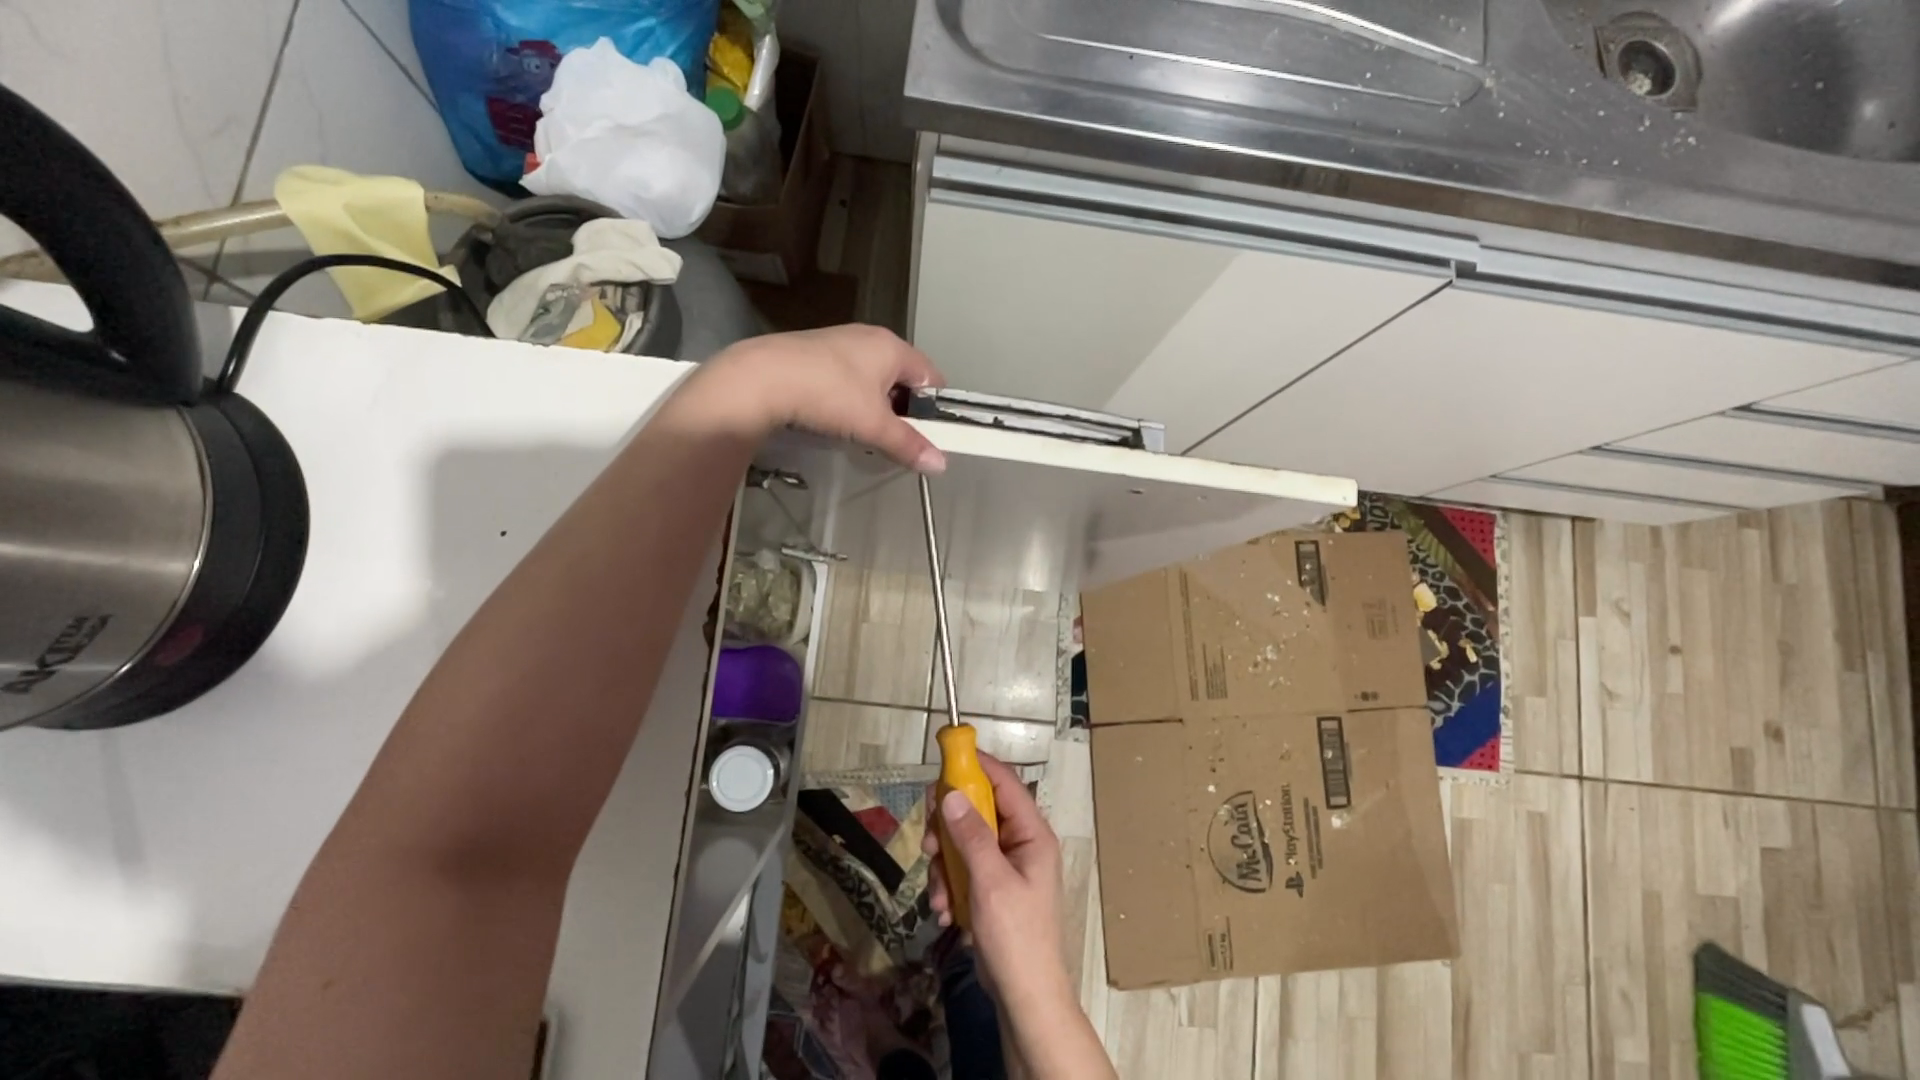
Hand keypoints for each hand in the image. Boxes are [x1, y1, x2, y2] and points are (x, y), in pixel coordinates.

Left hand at [698, 325, 946, 472]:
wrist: (763, 378)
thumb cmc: (830, 395)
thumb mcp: (874, 426)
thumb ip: (908, 444)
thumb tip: (941, 465)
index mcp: (893, 347)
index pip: (932, 375)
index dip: (934, 407)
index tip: (927, 434)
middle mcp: (870, 337)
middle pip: (901, 376)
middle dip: (902, 408)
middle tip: (894, 437)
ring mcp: (840, 341)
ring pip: (872, 376)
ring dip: (874, 404)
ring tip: (863, 430)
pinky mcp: (814, 351)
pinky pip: (846, 375)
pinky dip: (849, 397)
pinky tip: (834, 416)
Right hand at [923, 752, 1071, 1012]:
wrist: (1025, 997)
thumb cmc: (1016, 935)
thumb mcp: (991, 881)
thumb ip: (971, 836)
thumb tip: (949, 795)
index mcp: (1032, 835)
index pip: (1005, 784)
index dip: (977, 766)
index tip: (945, 756)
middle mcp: (1021, 845)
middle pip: (978, 812)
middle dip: (948, 828)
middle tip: (928, 841)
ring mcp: (1006, 869)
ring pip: (964, 844)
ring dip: (944, 866)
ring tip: (938, 895)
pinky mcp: (992, 890)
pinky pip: (963, 872)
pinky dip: (950, 887)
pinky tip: (946, 913)